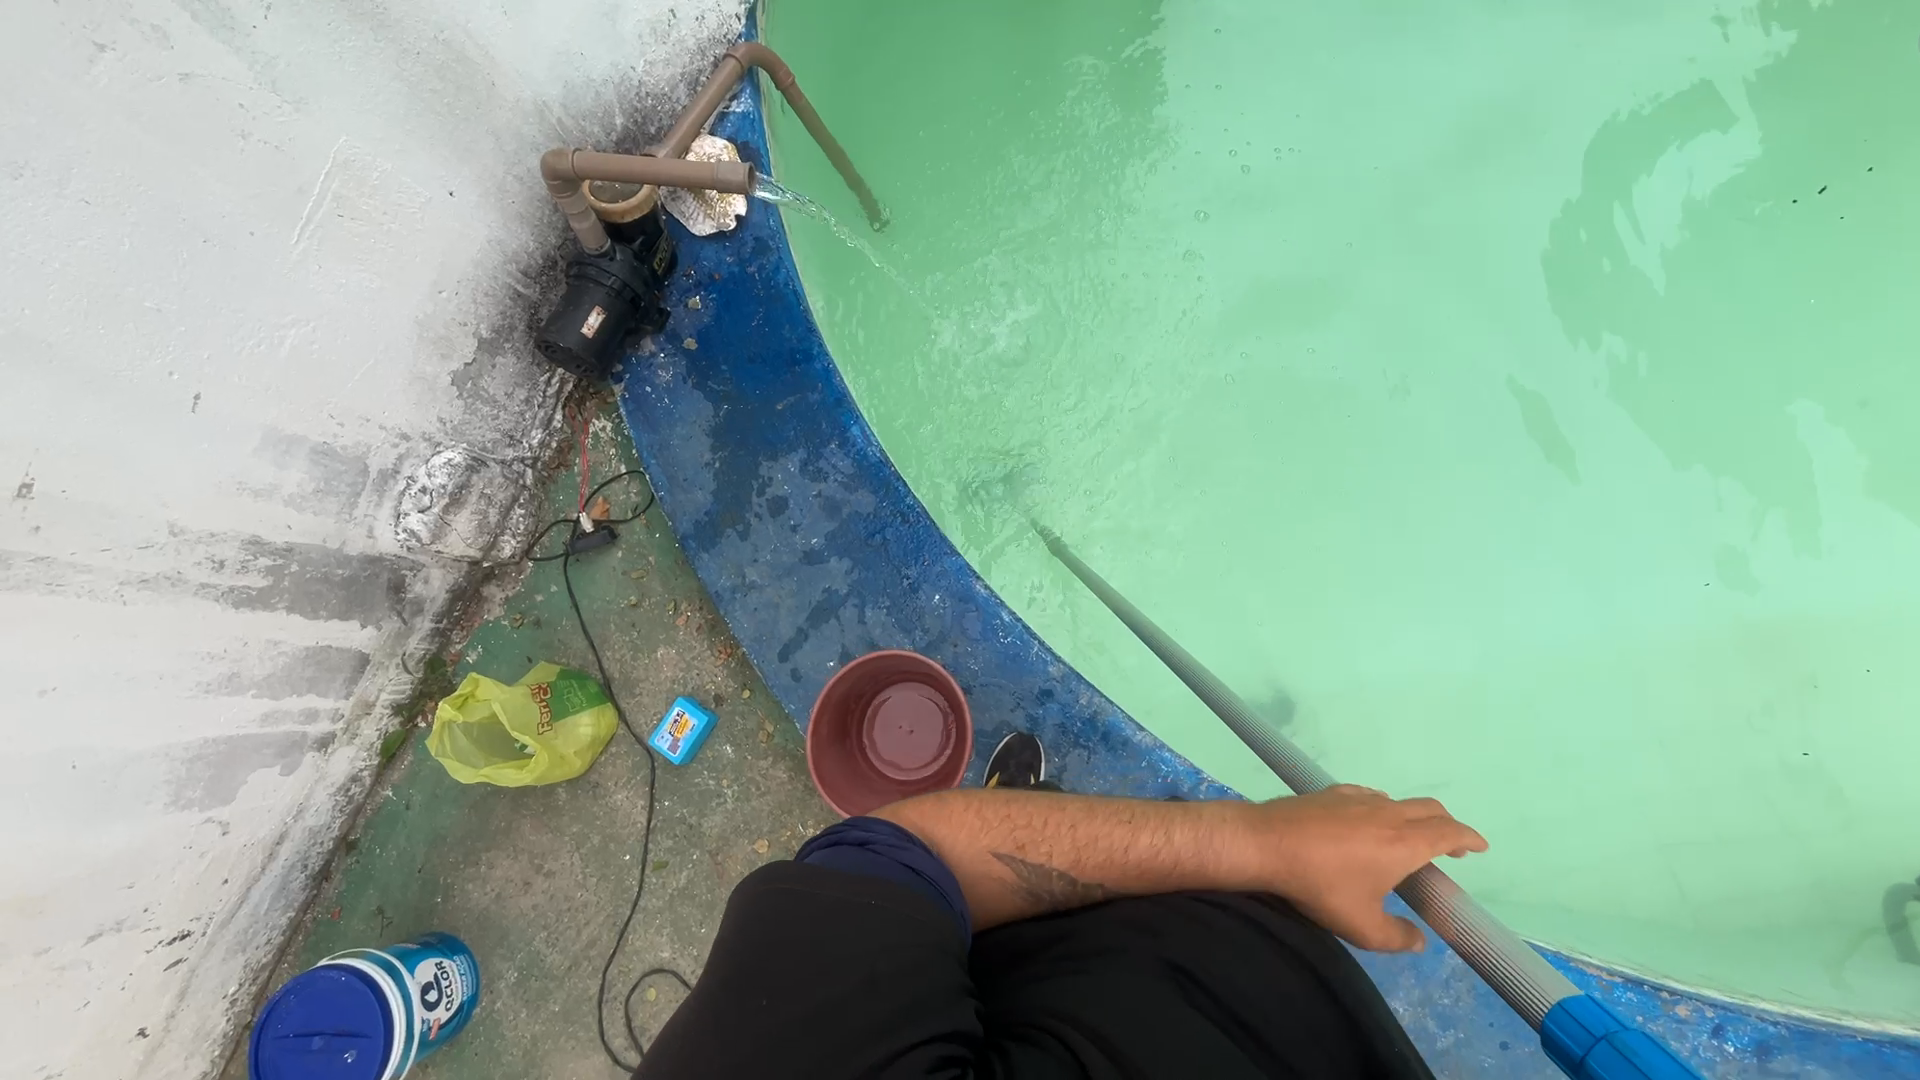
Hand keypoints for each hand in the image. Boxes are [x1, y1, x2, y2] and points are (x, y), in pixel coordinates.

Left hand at [1246, 784, 1487, 952]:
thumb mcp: (1363, 927)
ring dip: (1411, 815)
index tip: (1479, 846)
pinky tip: (1366, 821)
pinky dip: (1379, 807)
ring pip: (1395, 800)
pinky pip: (1366, 796)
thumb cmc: (1319, 885)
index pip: (1448, 832)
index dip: (1468, 838)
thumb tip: (1418, 940)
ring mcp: (1354, 799)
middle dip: (1446, 824)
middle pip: (1428, 809)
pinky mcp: (1326, 794)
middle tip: (1451, 845)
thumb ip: (1398, 937)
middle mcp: (1385, 813)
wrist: (1265, 844)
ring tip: (1407, 836)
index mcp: (1403, 842)